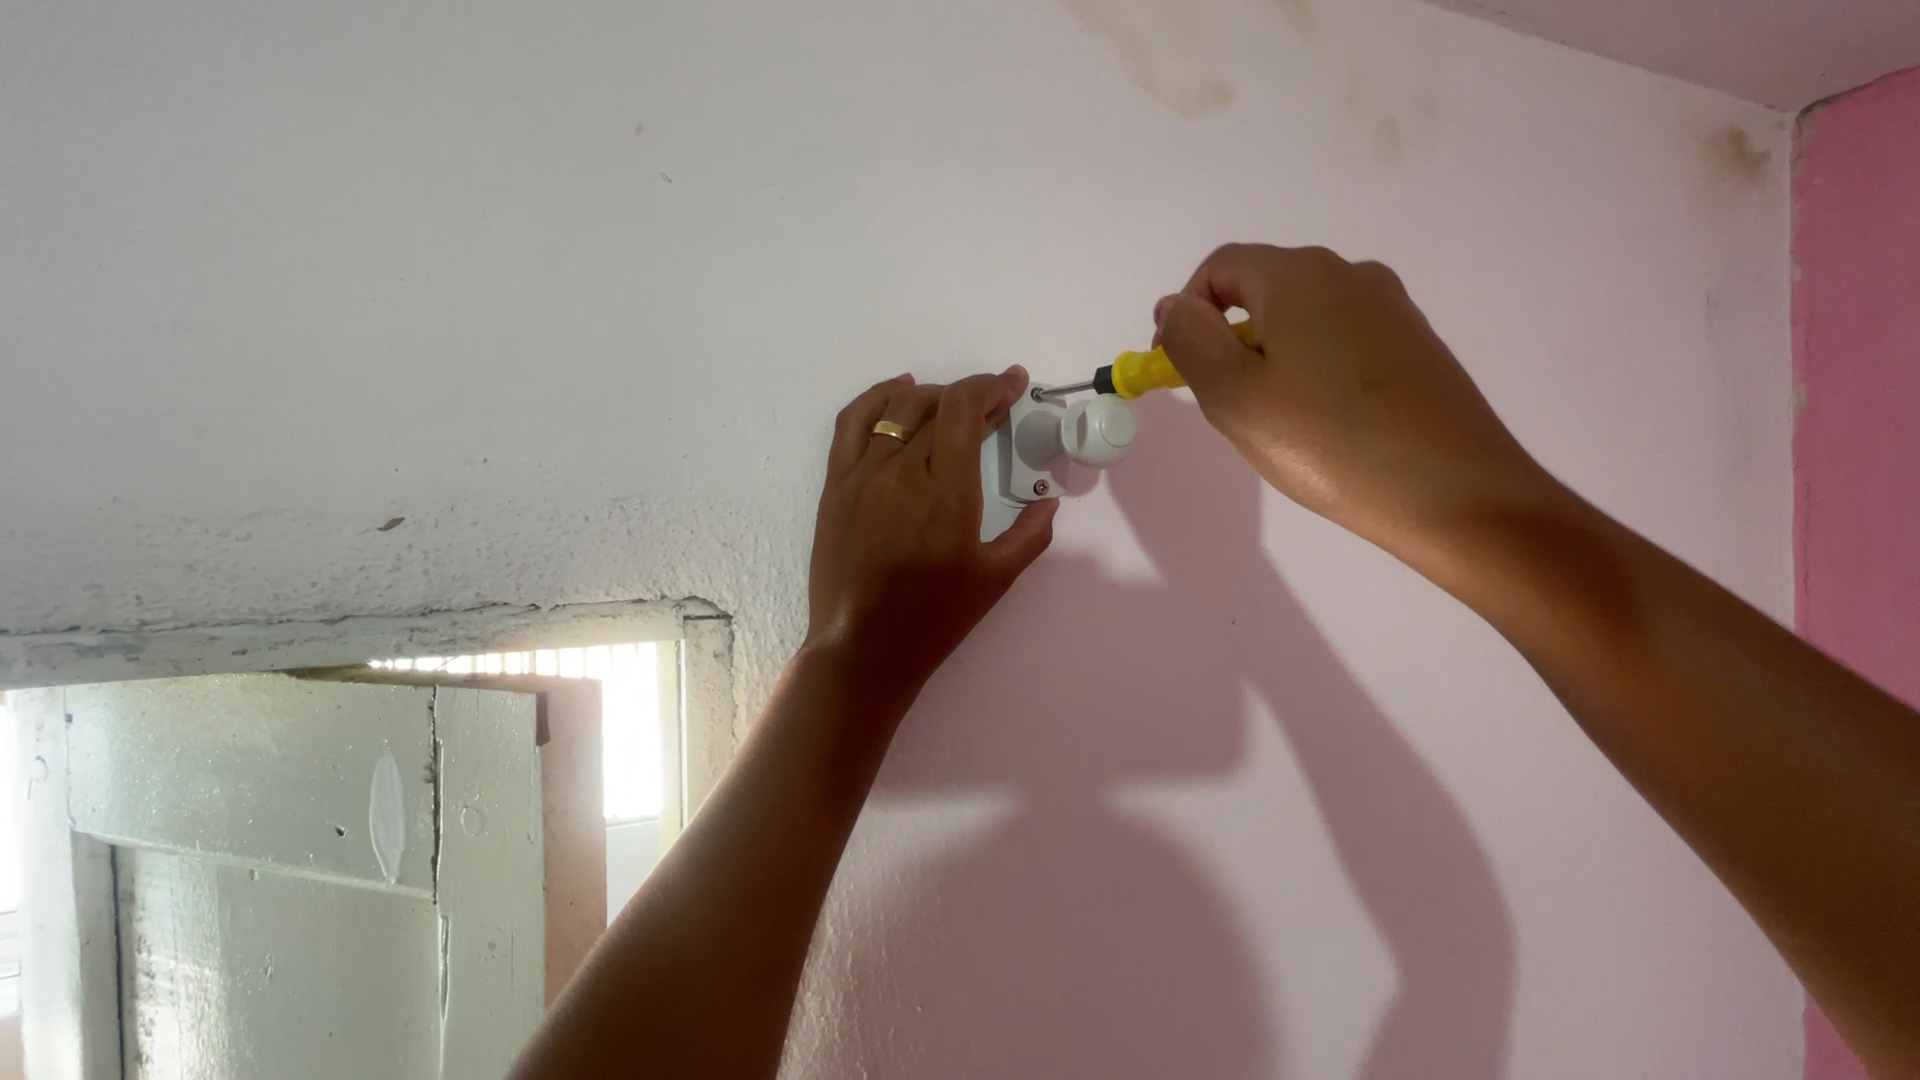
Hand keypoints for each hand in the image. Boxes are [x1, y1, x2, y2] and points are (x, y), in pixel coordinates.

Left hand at [805, 368, 1057, 705]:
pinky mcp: (836, 485)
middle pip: (938, 405)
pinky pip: (852, 422)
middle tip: (996, 407)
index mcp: (947, 492)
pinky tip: (900, 390)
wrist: (864, 648)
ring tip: (954, 406)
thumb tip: (1048, 501)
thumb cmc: (934, 618)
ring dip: (933, 395)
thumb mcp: (996, 579)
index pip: (965, 409)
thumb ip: (1031, 534)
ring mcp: (863, 475)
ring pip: (897, 407)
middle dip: (974, 395)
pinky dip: (878, 396)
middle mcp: (902, 471)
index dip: (992, 386)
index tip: (1013, 384)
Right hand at [1155, 243, 1561, 553]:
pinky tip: (1325, 425)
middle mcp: (1350, 274)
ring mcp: (1390, 309)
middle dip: (1229, 342)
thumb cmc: (1327, 442)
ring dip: (1270, 360)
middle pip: (1262, 291)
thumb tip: (1174, 306)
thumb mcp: (1233, 395)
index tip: (1179, 370)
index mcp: (1300, 275)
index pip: (1219, 267)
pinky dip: (1312, 372)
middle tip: (1231, 408)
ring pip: (1301, 321)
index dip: (1184, 312)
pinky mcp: (1415, 345)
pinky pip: (1340, 343)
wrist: (1454, 492)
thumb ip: (1190, 341)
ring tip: (1279, 425)